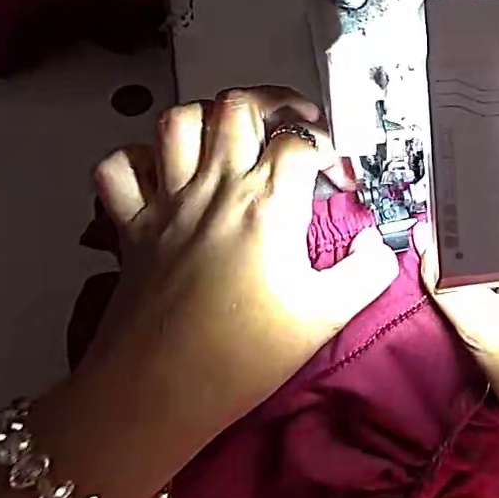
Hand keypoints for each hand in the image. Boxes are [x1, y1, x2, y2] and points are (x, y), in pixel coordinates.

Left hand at [85, 87, 398, 435]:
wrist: (155, 396)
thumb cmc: (245, 354)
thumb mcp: (327, 316)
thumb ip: (368, 272)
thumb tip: (378, 246)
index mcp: (267, 206)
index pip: (301, 140)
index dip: (329, 147)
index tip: (339, 176)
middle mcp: (216, 190)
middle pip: (239, 107)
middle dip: (276, 102)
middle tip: (297, 124)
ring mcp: (167, 203)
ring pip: (178, 121)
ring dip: (212, 116)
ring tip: (238, 136)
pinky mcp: (129, 226)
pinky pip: (120, 167)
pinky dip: (142, 158)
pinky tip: (170, 173)